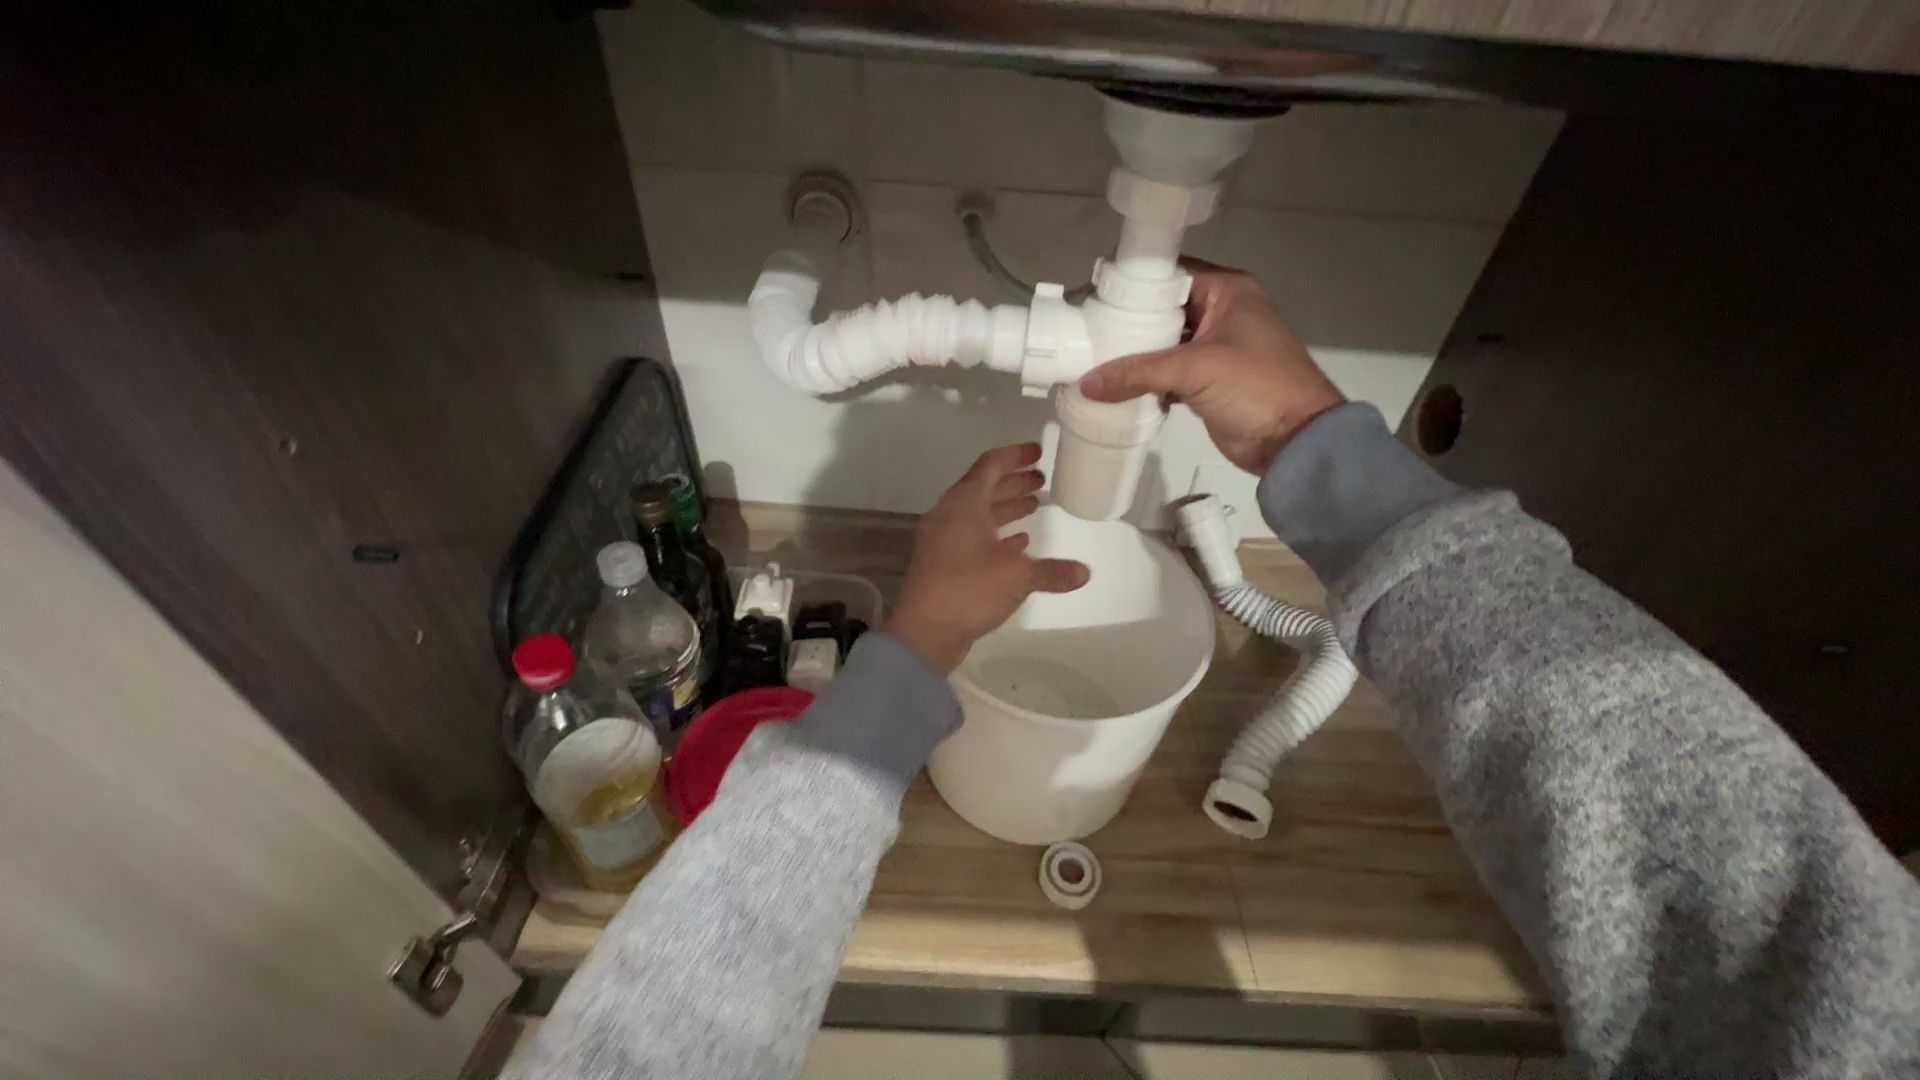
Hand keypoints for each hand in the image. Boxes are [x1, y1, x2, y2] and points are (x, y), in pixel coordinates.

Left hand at [887, 444, 1089, 672]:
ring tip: (1037, 506)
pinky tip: (1019, 544)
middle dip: (1014, 482)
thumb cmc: (969, 588)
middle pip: (984, 487)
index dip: (1015, 455)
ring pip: (979, 513)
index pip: (990, 465)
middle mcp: (950, 515)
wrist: (925, 631)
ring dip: (1007, 507)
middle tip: (1043, 480)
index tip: (1039, 453)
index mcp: (964, 503)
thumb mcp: (1018, 576)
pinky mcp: (944, 563)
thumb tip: (1084, 572)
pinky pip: (974, 537)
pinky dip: (997, 535)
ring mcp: (944, 540)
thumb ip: (1052, 571)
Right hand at [1079, 259, 1344, 474]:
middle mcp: (1221, 312)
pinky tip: (1115, 385)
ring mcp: (1214, 348)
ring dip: (1134, 353)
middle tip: (1085, 329)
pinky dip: (1145, 379)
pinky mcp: (1207, 381)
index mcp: (1227, 291)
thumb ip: (1138, 373)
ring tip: (1091, 355)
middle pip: (1163, 309)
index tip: (1093, 296)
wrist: (1293, 440)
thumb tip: (1086, 384)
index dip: (1132, 284)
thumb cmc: (1255, 386)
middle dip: (1127, 322)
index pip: (1170, 275)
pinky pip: (1167, 373)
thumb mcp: (1195, 370)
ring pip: (1163, 343)